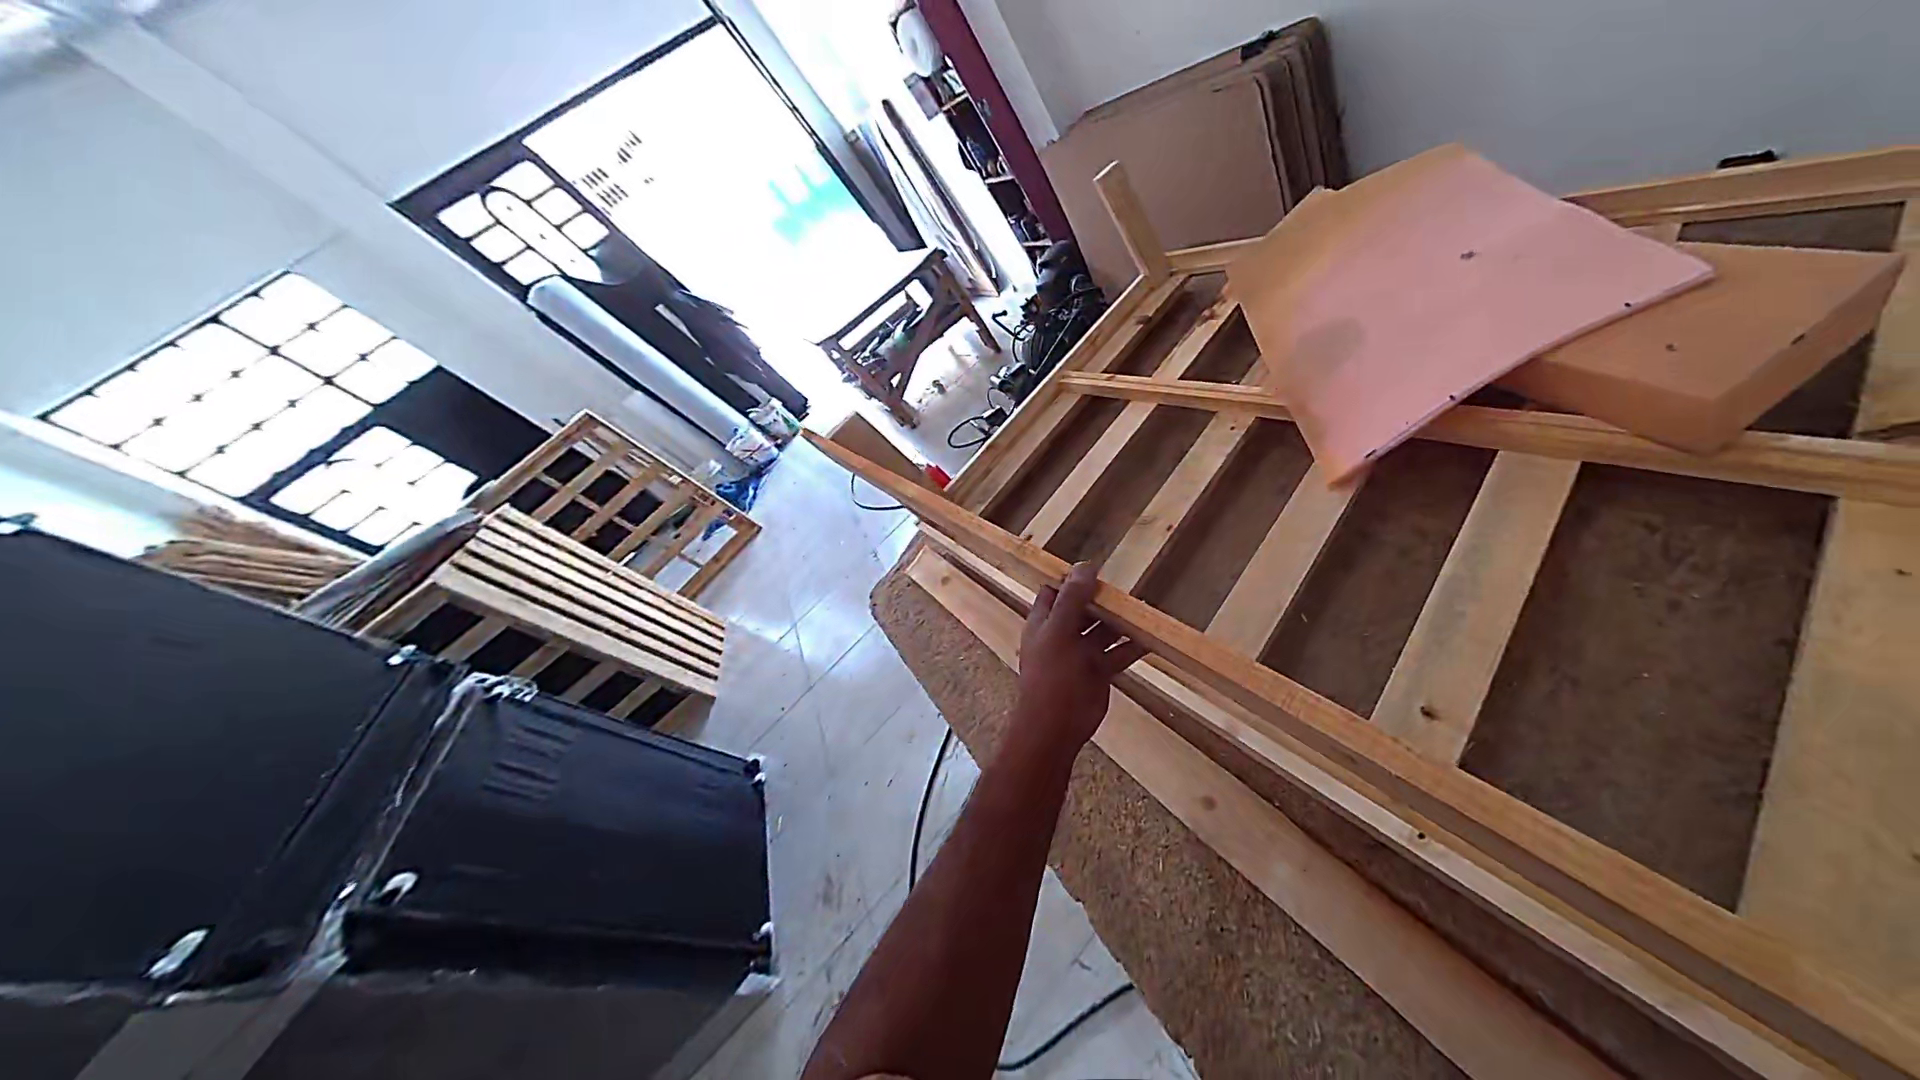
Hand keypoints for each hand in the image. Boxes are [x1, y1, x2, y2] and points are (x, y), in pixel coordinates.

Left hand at [1014, 562, 1146, 754]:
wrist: (1056, 725)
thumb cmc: (1052, 675)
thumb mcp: (1059, 631)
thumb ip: (1072, 599)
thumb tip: (1085, 566)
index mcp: (1044, 622)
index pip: (1055, 592)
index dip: (1071, 580)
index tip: (1095, 568)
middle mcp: (1062, 635)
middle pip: (1083, 609)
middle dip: (1102, 599)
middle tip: (1126, 586)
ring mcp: (1081, 654)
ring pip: (1104, 630)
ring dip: (1120, 621)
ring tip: (1142, 607)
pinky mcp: (1099, 671)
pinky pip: (1118, 653)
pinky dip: (1133, 646)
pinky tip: (1151, 636)